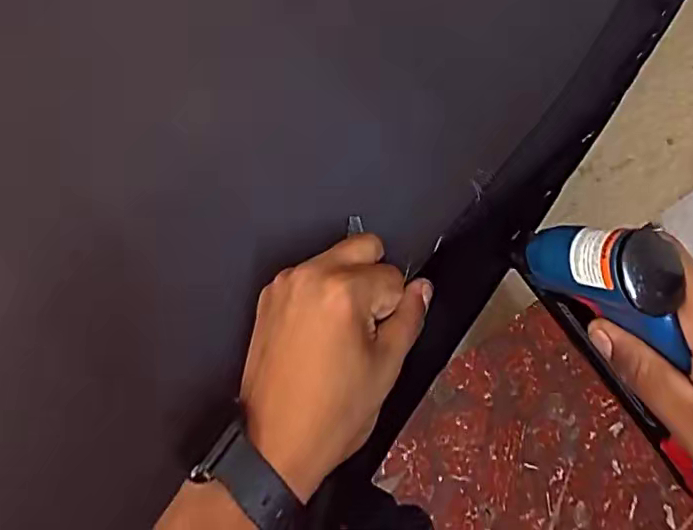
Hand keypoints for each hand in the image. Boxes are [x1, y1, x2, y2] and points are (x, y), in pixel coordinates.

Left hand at [238, 233, 431, 501]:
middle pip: (364, 245)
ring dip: (347, 282)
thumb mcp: (386, 369)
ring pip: (336, 257)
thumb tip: (422, 288)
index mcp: (343, 291)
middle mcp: (311, 275)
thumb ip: (410, 318)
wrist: (274, 446)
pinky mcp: (270, 294)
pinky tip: (319, 332)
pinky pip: (309, 274)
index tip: (382, 333)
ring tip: (341, 332)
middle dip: (376, 276)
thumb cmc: (328, 416)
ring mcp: (287, 283)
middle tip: (369, 321)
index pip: (393, 275)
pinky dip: (321, 292)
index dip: (395, 307)